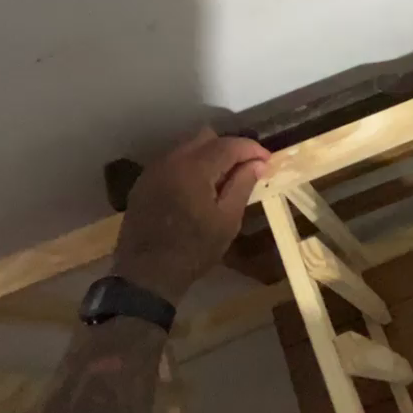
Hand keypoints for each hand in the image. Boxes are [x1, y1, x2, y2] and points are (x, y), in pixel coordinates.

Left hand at [112, 129, 269, 303]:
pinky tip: (198, 189)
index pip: (229, 145)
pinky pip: (173, 162)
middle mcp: (171, 160)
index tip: (267, 160)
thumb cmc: (194, 250)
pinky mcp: (144, 183)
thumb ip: (242, 185)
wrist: (146, 275)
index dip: (252, 149)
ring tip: (222, 179)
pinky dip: (190, 166)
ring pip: (187, 147)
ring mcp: (154, 170)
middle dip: (229, 147)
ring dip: (209, 156)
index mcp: (194, 168)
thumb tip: (257, 163)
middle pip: (206, 137)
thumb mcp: (227, 220)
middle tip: (245, 168)